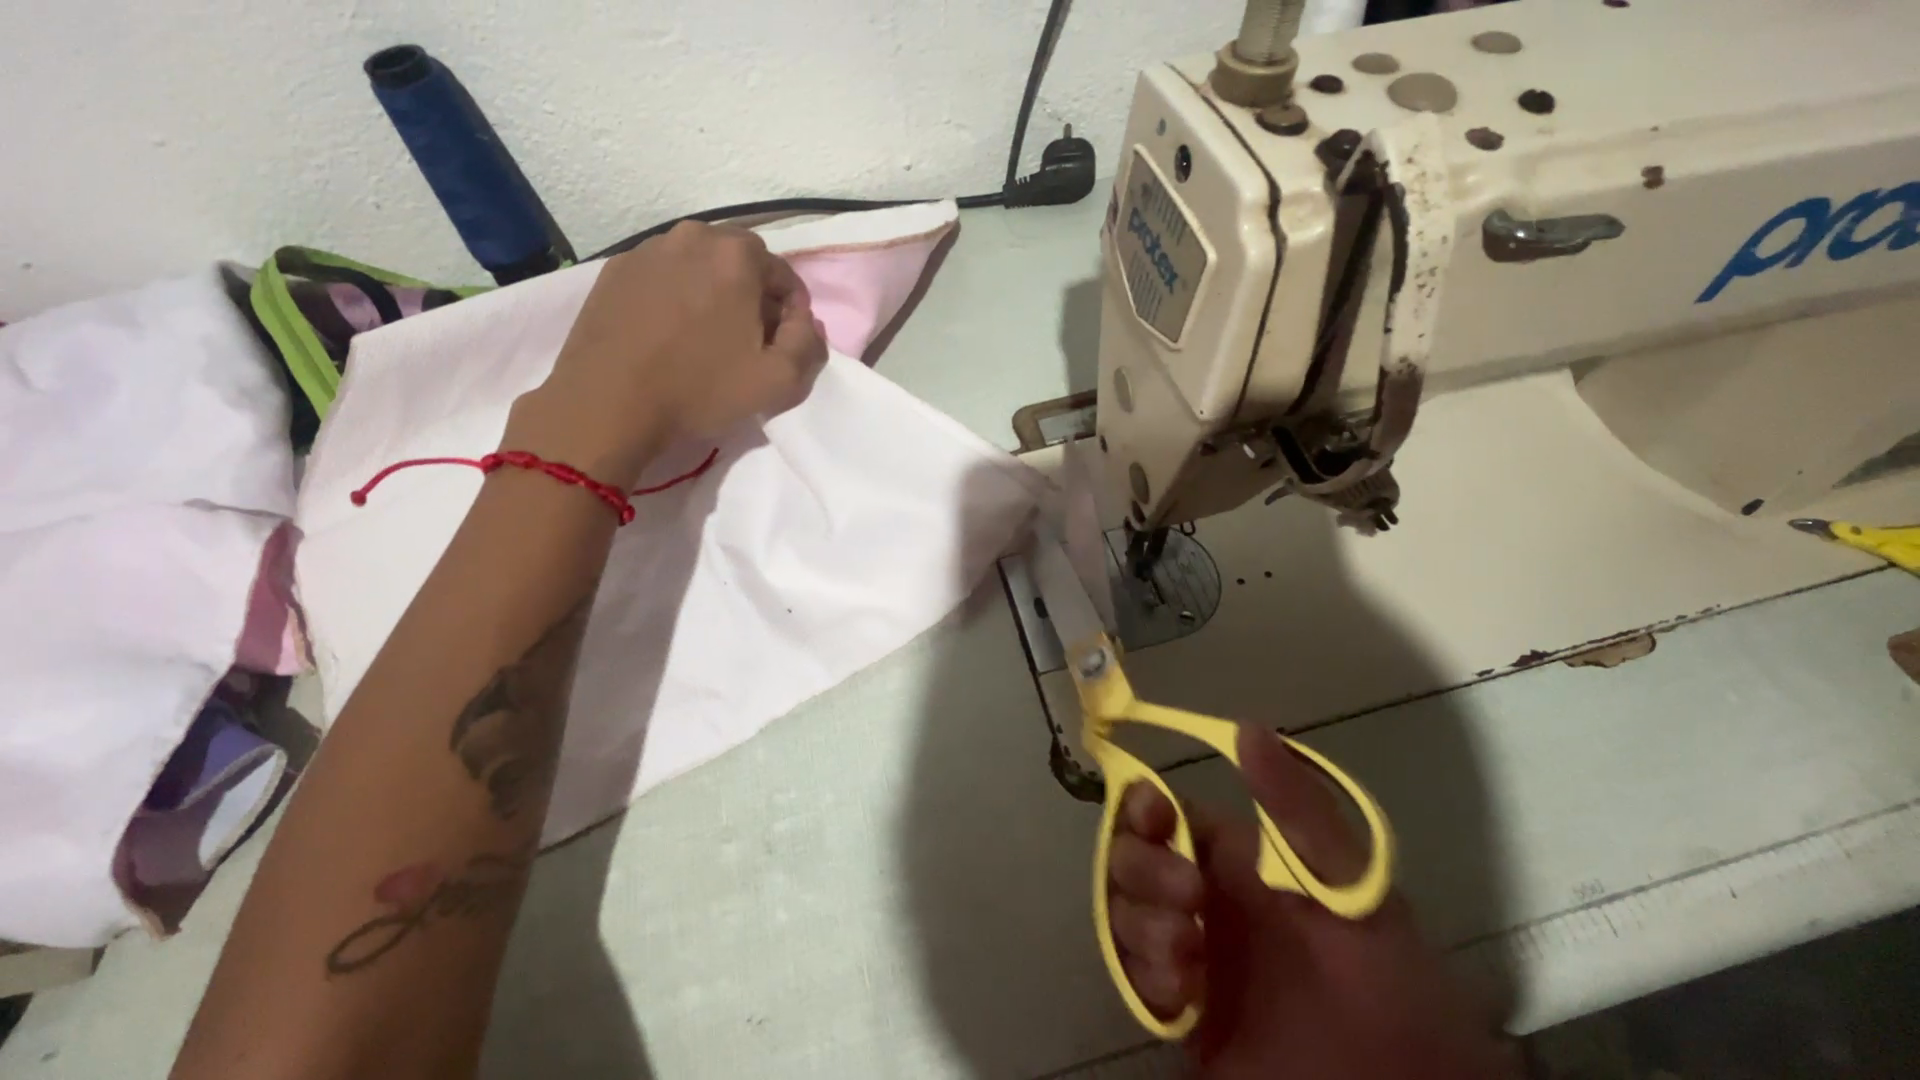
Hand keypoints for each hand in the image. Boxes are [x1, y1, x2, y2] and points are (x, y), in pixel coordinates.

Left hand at [504, 221, 828, 488]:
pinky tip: (667, 335)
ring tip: (704, 338)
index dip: (791, 314)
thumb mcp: (779, 381)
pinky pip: (662, 276)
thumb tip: (806, 322)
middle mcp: (693, 236)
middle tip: (745, 342)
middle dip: (751, 297)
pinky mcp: (614, 270)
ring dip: (711, 294)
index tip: (781, 346)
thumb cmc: (699, 390)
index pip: (784, 276)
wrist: (607, 404)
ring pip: (698, 266)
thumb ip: (809, 345)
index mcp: (737, 254)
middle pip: (740, 264)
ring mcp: (647, 249)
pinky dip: (674, 297)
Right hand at [1107, 726, 1518, 1078]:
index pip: (1165, 813)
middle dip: (1141, 869)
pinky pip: (1134, 978)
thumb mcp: (1350, 884)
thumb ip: (1296, 809)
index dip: (1144, 806)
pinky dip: (1143, 977)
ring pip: (1124, 914)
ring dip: (1140, 924)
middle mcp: (1205, 898)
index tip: (1153, 816)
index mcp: (1239, 859)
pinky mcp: (1183, 1011)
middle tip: (1186, 901)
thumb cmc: (1386, 975)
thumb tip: (1247, 728)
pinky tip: (1183, 996)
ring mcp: (1191, 954)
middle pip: (1131, 858)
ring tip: (1186, 960)